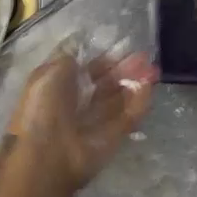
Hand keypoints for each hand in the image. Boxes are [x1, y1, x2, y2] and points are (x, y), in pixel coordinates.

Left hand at [5, 49, 157, 190]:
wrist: (47, 155)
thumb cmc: (44, 107)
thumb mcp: (50, 71)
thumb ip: (69, 56)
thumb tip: (80, 42)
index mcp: (59, 85)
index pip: (84, 68)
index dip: (101, 57)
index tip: (120, 44)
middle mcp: (78, 103)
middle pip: (105, 82)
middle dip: (123, 68)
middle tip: (143, 55)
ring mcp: (96, 121)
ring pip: (119, 98)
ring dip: (135, 81)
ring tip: (153, 67)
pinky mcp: (112, 138)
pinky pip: (128, 117)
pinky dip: (140, 102)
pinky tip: (150, 84)